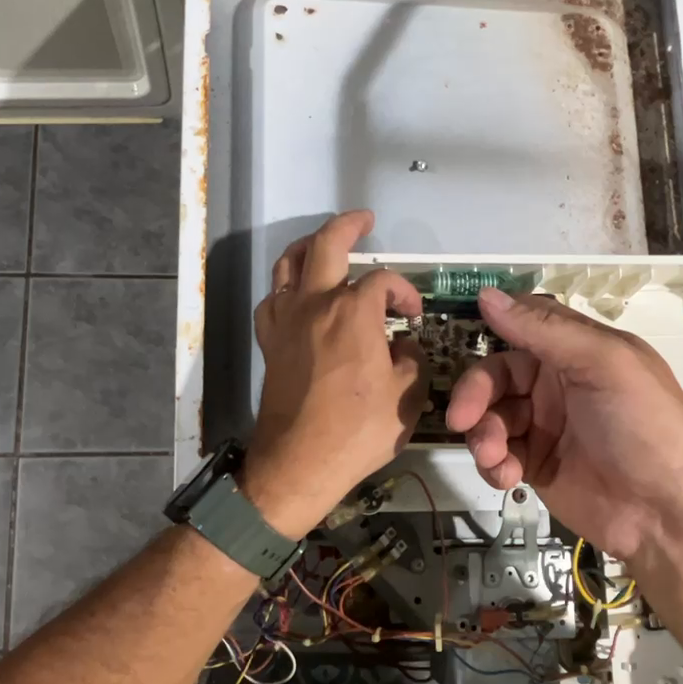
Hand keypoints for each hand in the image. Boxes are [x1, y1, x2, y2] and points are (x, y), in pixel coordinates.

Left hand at [241, 211, 429, 538]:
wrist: (299, 463)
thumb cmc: (358, 431)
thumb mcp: (407, 397)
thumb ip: (411, 362)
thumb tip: (403, 349)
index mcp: (352, 312)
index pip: (384, 281)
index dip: (404, 292)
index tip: (413, 316)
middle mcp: (315, 304)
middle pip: (326, 245)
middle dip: (348, 225)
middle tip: (364, 220)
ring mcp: (285, 321)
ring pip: (288, 265)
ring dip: (308, 247)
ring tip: (324, 245)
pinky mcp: (269, 342)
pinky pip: (272, 300)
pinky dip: (286, 288)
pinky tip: (297, 295)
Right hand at [445, 288, 682, 559]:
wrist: (669, 516)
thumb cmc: (646, 427)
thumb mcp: (604, 364)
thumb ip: (544, 329)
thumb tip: (486, 294)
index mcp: (578, 351)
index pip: (524, 326)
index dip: (493, 329)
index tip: (461, 336)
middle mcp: (558, 384)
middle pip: (496, 376)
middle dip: (475, 395)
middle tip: (461, 419)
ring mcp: (545, 427)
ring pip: (490, 417)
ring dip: (483, 435)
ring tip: (495, 458)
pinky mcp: (536, 466)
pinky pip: (497, 456)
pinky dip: (493, 464)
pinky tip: (507, 478)